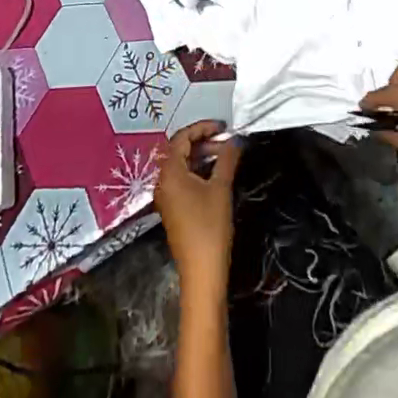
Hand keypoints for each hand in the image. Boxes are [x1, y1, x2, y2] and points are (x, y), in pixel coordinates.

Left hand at [154, 121, 240, 293]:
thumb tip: (234, 140)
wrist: (202, 271)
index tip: (223, 127)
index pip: (181, 138)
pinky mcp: (172, 208)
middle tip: (227, 142)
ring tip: (225, 156)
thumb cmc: (210, 227)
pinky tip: (216, 174)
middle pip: (179, 150)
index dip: (202, 128)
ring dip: (201, 157)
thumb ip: (227, 160)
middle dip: (203, 142)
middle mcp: (162, 180)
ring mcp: (166, 196)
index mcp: (169, 172)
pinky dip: (197, 171)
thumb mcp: (221, 189)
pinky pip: (182, 180)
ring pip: (181, 166)